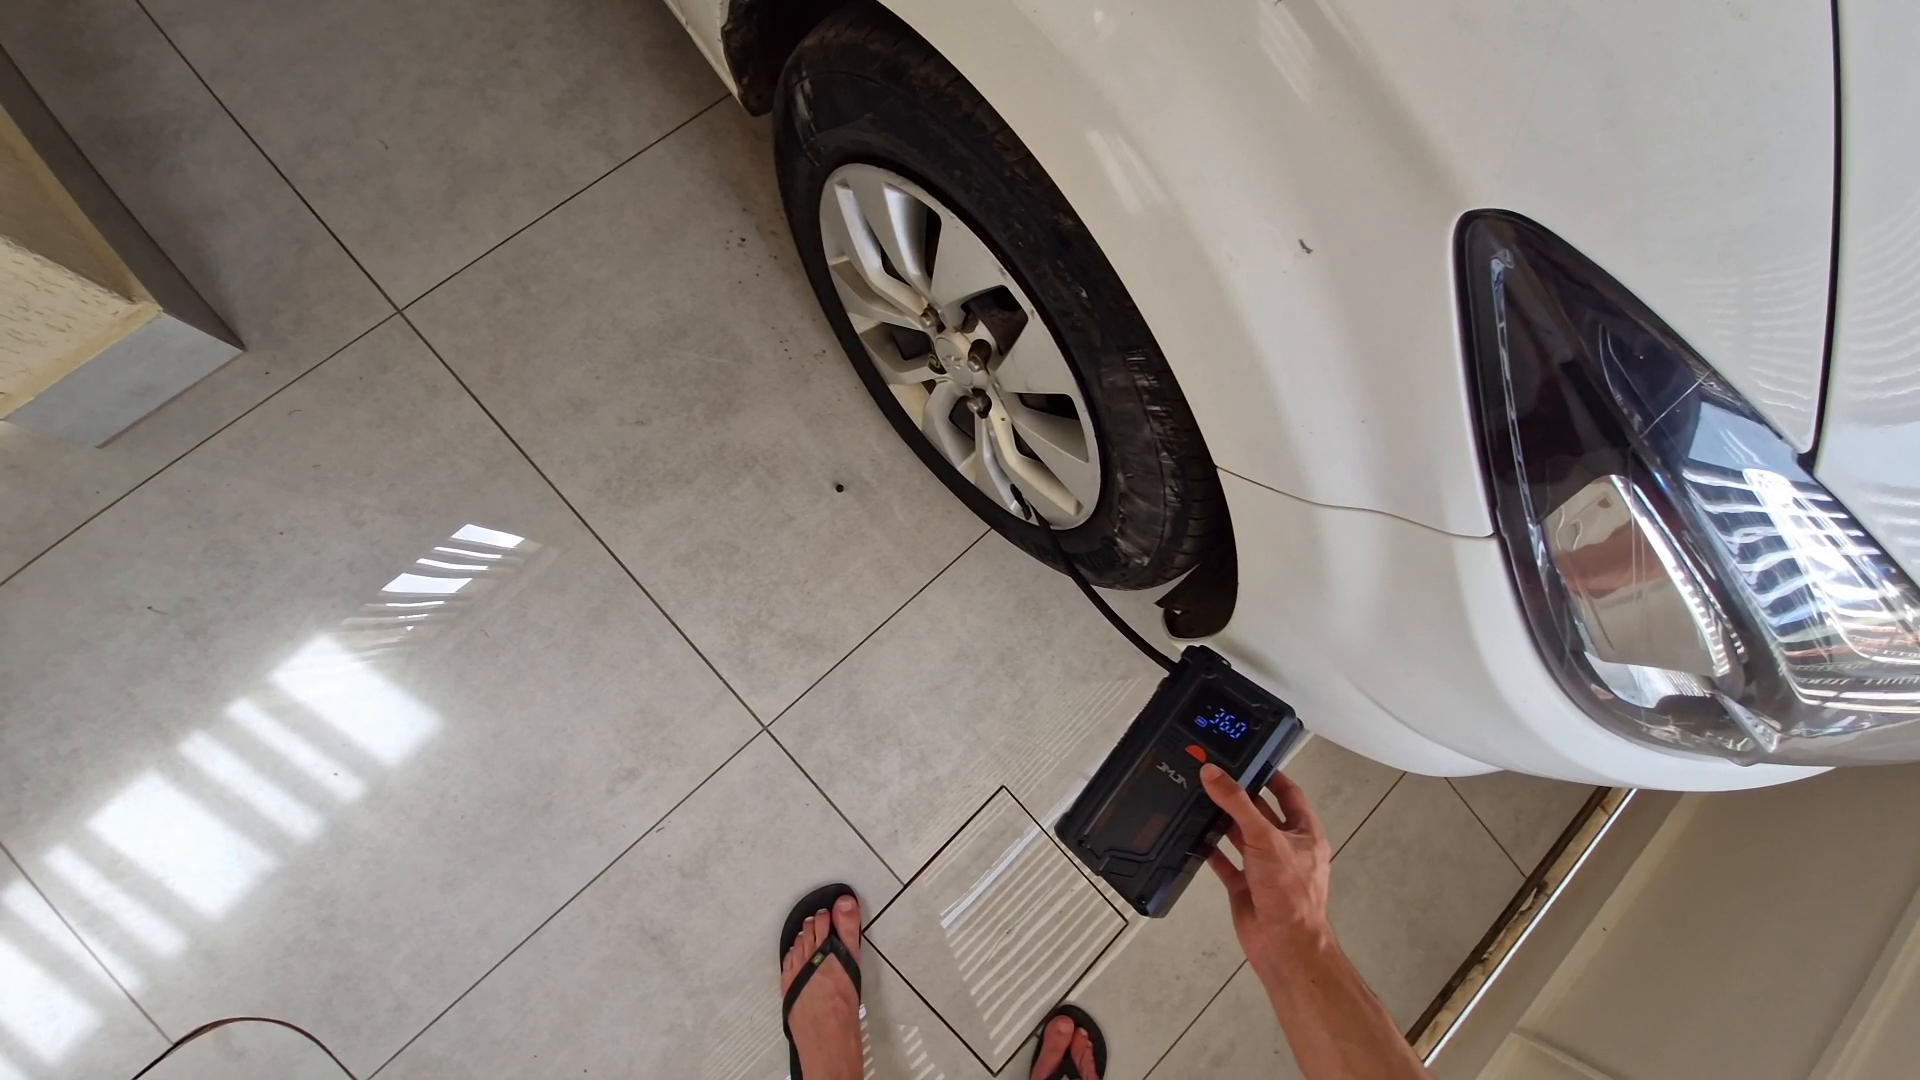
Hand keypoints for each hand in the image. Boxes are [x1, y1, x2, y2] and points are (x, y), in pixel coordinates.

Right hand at [1199, 764, 1333, 981]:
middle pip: (1261, 813)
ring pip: (1242, 836)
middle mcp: (1286, 848)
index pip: (1290, 795)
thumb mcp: (1264, 837)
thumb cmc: (1288, 890)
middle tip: (1213, 776)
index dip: (1271, 775)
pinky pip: (1226, 862)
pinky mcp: (1246, 886)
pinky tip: (1194, 837)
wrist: (1284, 946)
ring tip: (1199, 799)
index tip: (1248, 759)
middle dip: (1240, 797)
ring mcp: (1265, 868)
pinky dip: (1211, 849)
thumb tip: (1212, 772)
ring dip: (1224, 821)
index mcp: (1304, 834)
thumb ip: (1236, 803)